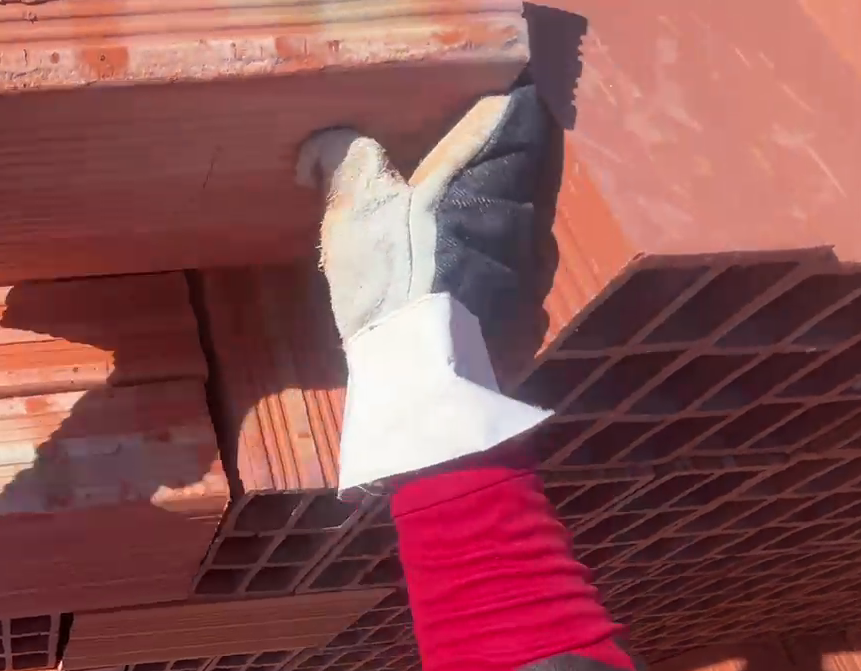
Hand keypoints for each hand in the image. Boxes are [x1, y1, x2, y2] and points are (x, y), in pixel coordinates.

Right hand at [296, 85, 554, 492]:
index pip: (521, 105)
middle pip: (521, 170)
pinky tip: (447, 300)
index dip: (490, 109)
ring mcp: (537, 268)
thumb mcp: (358, 211)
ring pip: (516, 229)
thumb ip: (345, 162)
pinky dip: (484, 281)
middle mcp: (534, 210)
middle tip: (432, 189)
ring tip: (437, 251)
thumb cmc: (397, 277)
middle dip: (481, 176)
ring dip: (483, 232)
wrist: (426, 375)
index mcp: (502, 166)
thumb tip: (322, 144)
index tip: (452, 122)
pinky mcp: (527, 318)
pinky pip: (511, 281)